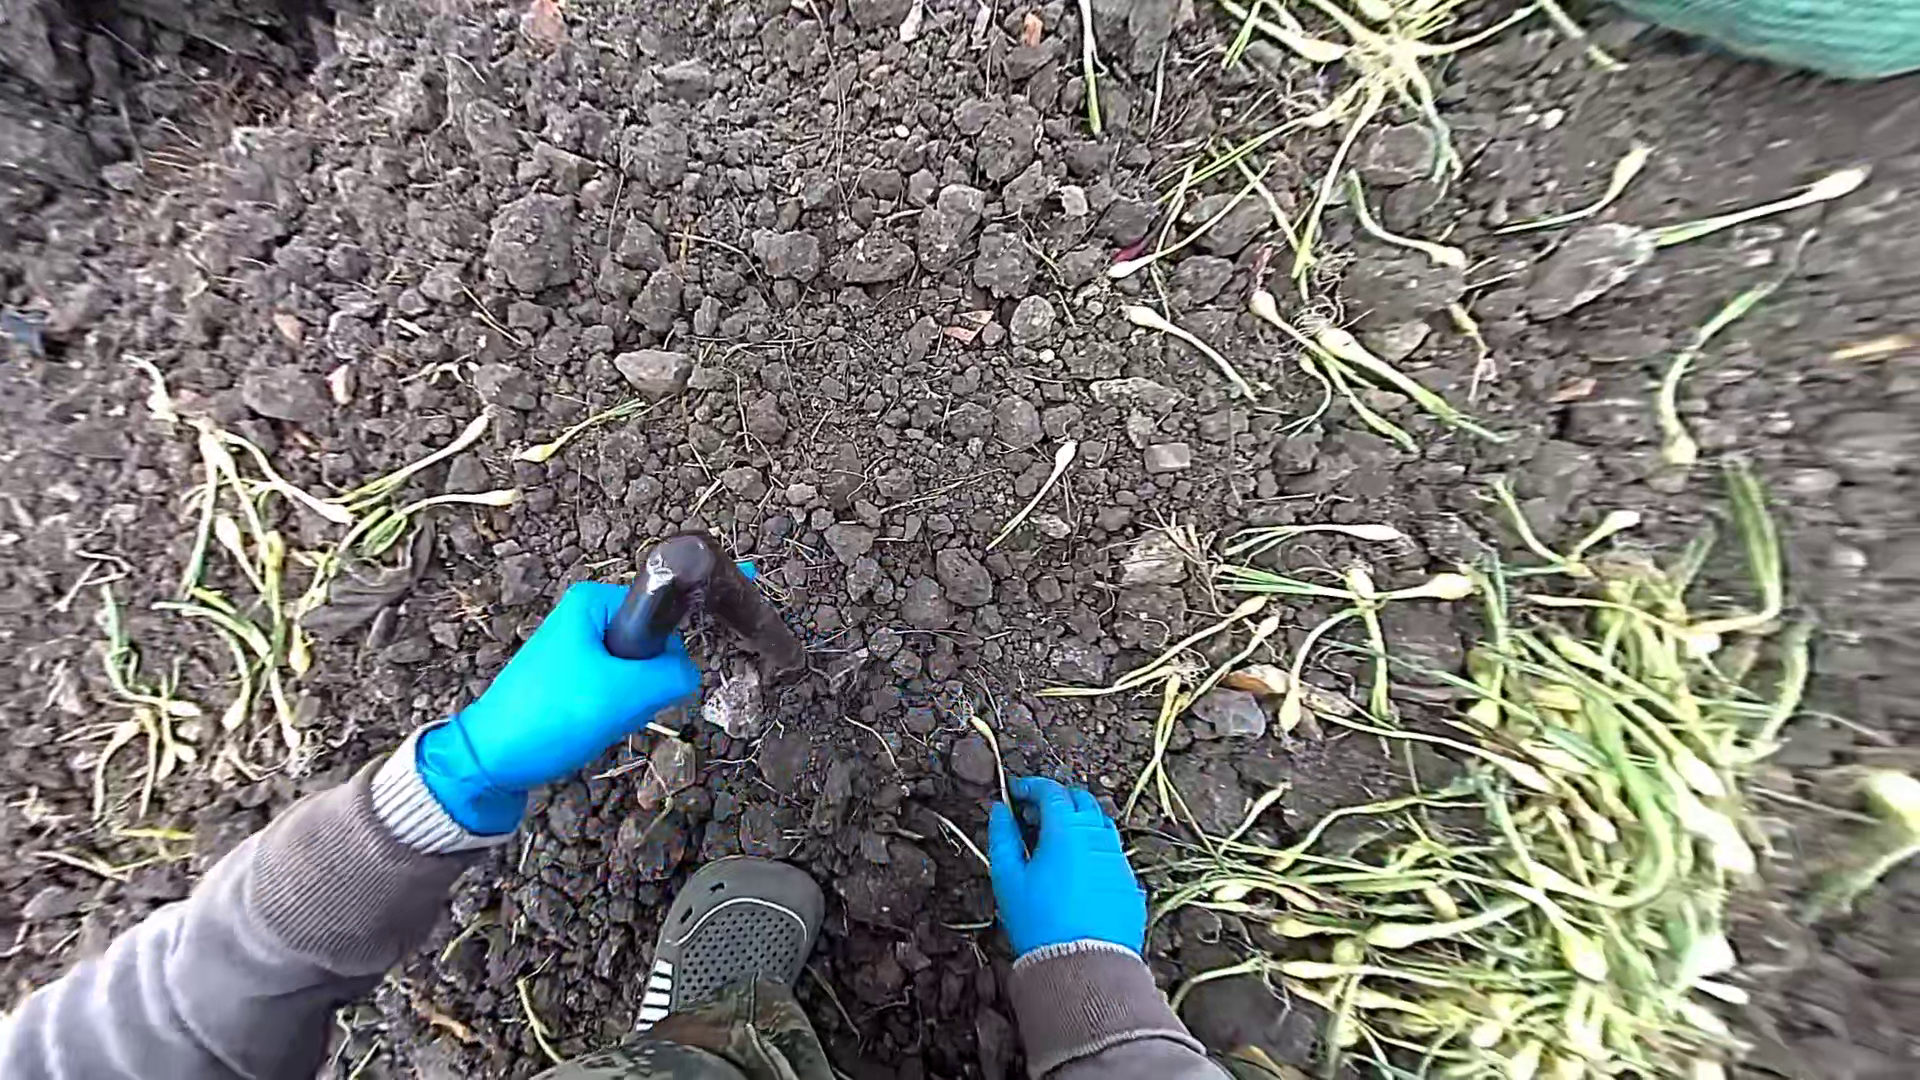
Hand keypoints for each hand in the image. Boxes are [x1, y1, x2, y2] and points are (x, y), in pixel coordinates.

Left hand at [418, 582, 701, 833]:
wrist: (489, 764)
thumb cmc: (552, 716)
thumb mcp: (627, 692)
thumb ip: (676, 675)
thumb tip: (688, 676)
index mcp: (594, 601)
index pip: (661, 617)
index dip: (665, 653)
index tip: (647, 681)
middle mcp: (586, 614)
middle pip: (651, 644)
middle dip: (648, 679)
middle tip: (624, 702)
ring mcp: (580, 644)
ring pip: (638, 667)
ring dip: (635, 696)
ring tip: (608, 714)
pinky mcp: (576, 672)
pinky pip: (620, 682)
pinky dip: (619, 704)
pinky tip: (601, 720)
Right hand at [988, 776, 1146, 956]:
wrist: (1084, 971)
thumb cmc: (1040, 924)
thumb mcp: (1008, 877)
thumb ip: (1002, 836)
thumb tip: (1000, 811)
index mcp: (1067, 829)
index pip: (1050, 790)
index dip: (1030, 786)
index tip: (1016, 793)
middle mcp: (1097, 836)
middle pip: (1079, 799)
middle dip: (1055, 799)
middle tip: (1033, 816)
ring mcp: (1116, 858)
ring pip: (1098, 823)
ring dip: (1076, 821)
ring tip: (1054, 842)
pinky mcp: (1129, 882)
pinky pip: (1110, 851)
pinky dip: (1091, 847)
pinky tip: (1075, 869)